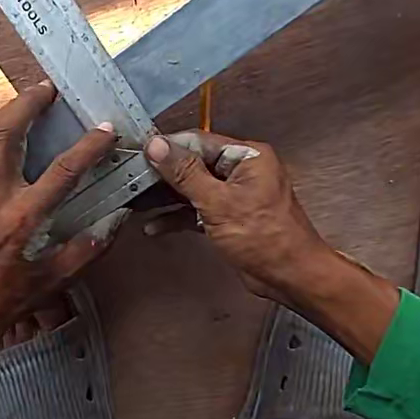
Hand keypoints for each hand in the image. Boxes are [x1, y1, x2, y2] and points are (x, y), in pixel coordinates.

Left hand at [0, 83, 127, 374]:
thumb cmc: (5, 301)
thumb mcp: (54, 281)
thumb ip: (87, 249)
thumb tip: (116, 220)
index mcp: (20, 220)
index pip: (61, 171)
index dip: (88, 147)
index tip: (106, 131)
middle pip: (5, 134)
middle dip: (27, 104)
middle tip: (49, 89)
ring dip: (5, 113)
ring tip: (26, 100)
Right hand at [144, 130, 333, 303]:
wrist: (289, 276)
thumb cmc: (264, 238)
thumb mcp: (218, 202)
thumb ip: (185, 173)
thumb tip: (157, 146)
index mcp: (246, 157)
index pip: (198, 141)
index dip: (166, 147)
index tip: (137, 153)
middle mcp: (240, 171)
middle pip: (191, 165)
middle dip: (161, 175)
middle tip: (130, 180)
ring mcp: (232, 195)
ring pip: (190, 189)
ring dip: (164, 198)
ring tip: (134, 202)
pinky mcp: (227, 217)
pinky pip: (195, 210)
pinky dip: (176, 217)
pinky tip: (154, 226)